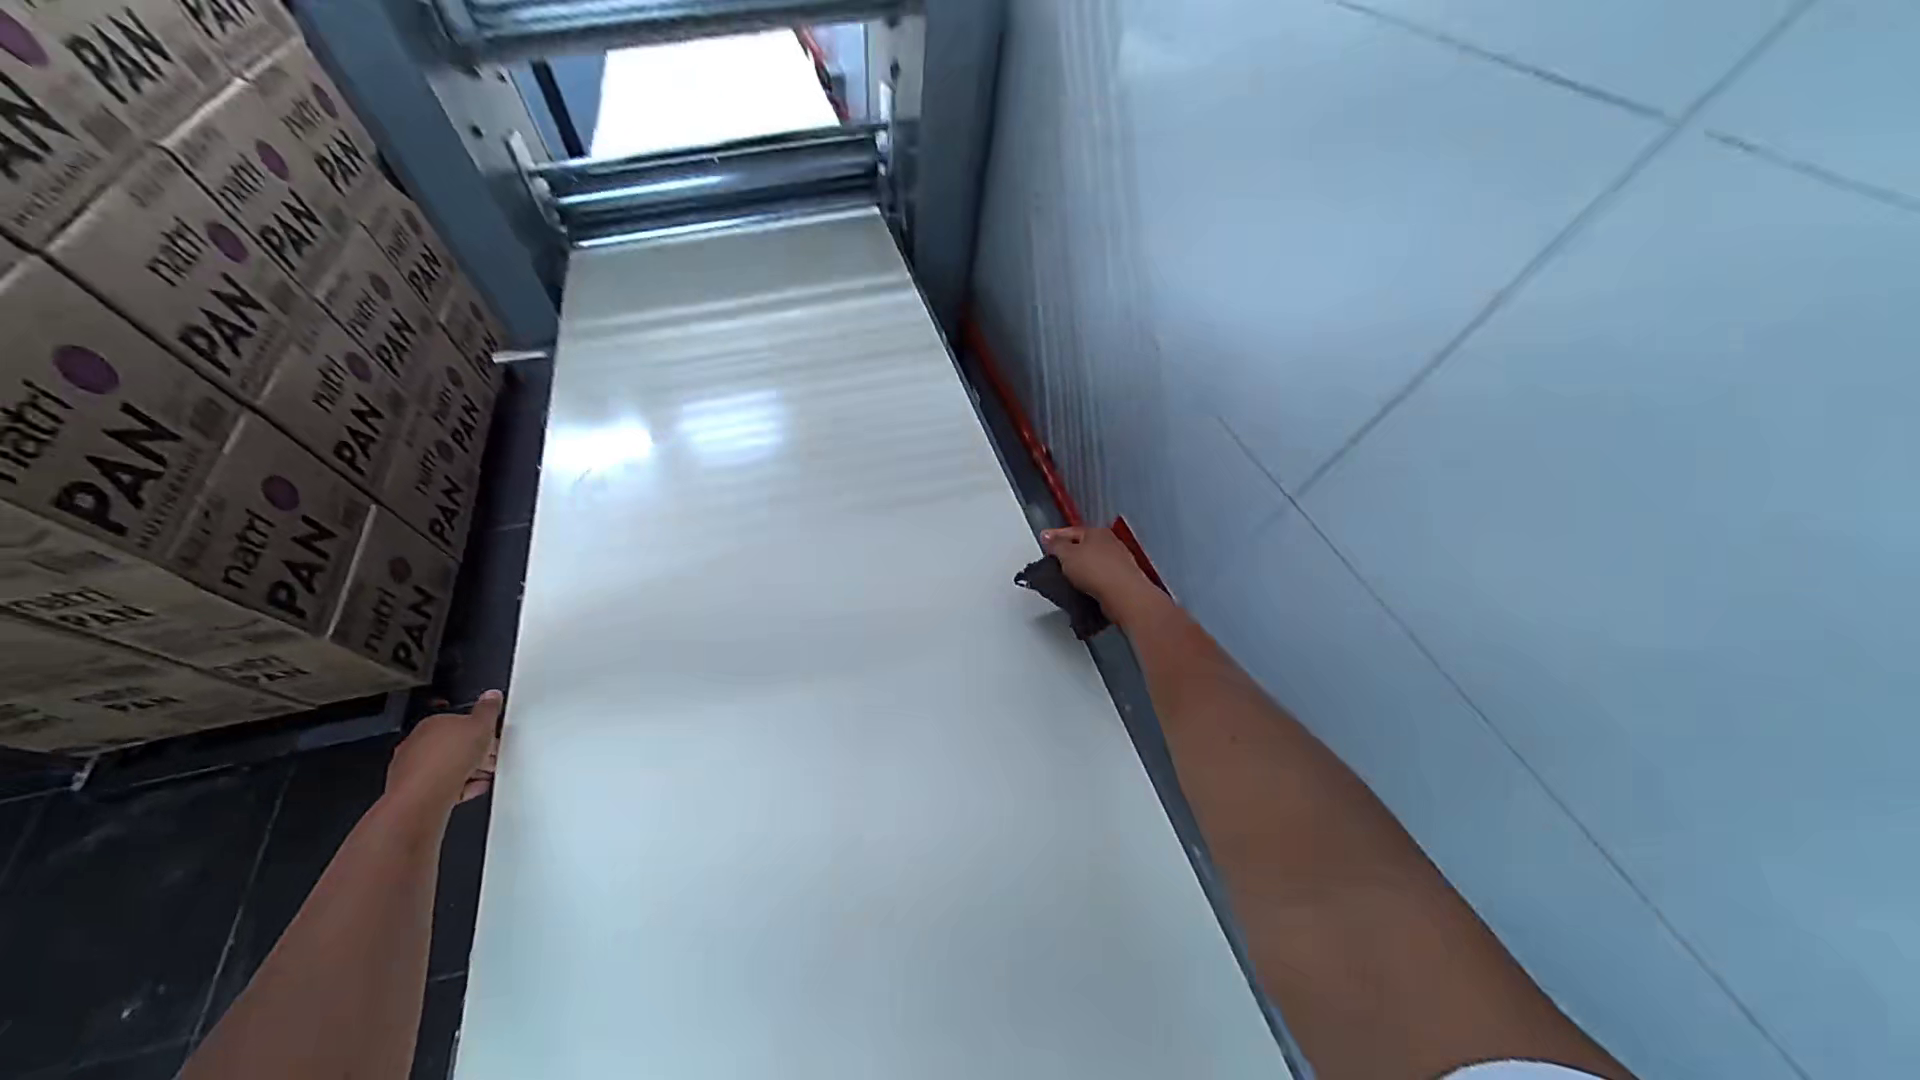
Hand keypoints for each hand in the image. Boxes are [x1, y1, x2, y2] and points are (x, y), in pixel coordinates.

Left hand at [386, 690, 502, 814]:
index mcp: (431, 724)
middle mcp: (417, 744)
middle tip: (492, 755)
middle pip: (453, 745)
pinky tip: (474, 787)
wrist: (425, 794)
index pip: (459, 721)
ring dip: (469, 769)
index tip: (492, 736)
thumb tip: (491, 696)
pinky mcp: (416, 790)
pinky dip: (460, 785)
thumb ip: (488, 709)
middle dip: (475, 750)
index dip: (479, 729)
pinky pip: (443, 784)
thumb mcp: (481, 724)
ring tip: (486, 773)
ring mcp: (413, 769)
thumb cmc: (446, 758)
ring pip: (448, 766)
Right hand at [1041, 526, 1169, 625]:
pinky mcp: (1122, 580)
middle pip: (1084, 546)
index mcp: (1098, 532)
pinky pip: (1101, 578)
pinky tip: (1086, 590)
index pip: (1071, 531)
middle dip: (1069, 554)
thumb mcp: (1066, 555)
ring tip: (1070, 580)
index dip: (1055, 536)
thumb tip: (1050, 539)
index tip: (1045, 542)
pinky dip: (1092, 582)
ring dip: (1081, 570)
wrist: (1123, 595)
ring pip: (1093, 563)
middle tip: (1055, 562)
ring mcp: (1119, 562)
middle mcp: (1111, 544)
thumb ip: (1056, 545)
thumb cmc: (1099, 571)